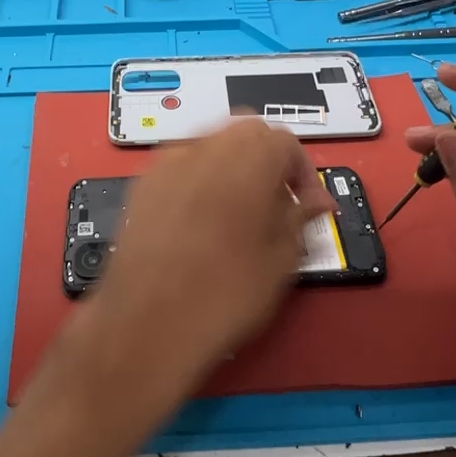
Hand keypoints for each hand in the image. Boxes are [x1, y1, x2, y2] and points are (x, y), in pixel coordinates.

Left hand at [84, 119, 334, 386]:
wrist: (148, 322)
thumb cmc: (226, 291)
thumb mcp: (281, 259)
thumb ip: (300, 219)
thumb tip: (313, 202)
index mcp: (250, 155)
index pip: (287, 143)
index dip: (304, 176)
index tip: (309, 209)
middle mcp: (207, 144)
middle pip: (247, 133)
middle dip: (267, 161)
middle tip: (277, 205)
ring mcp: (168, 160)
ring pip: (211, 145)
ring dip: (232, 168)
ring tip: (240, 215)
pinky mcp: (142, 182)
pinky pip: (181, 168)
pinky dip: (199, 181)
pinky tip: (202, 222)